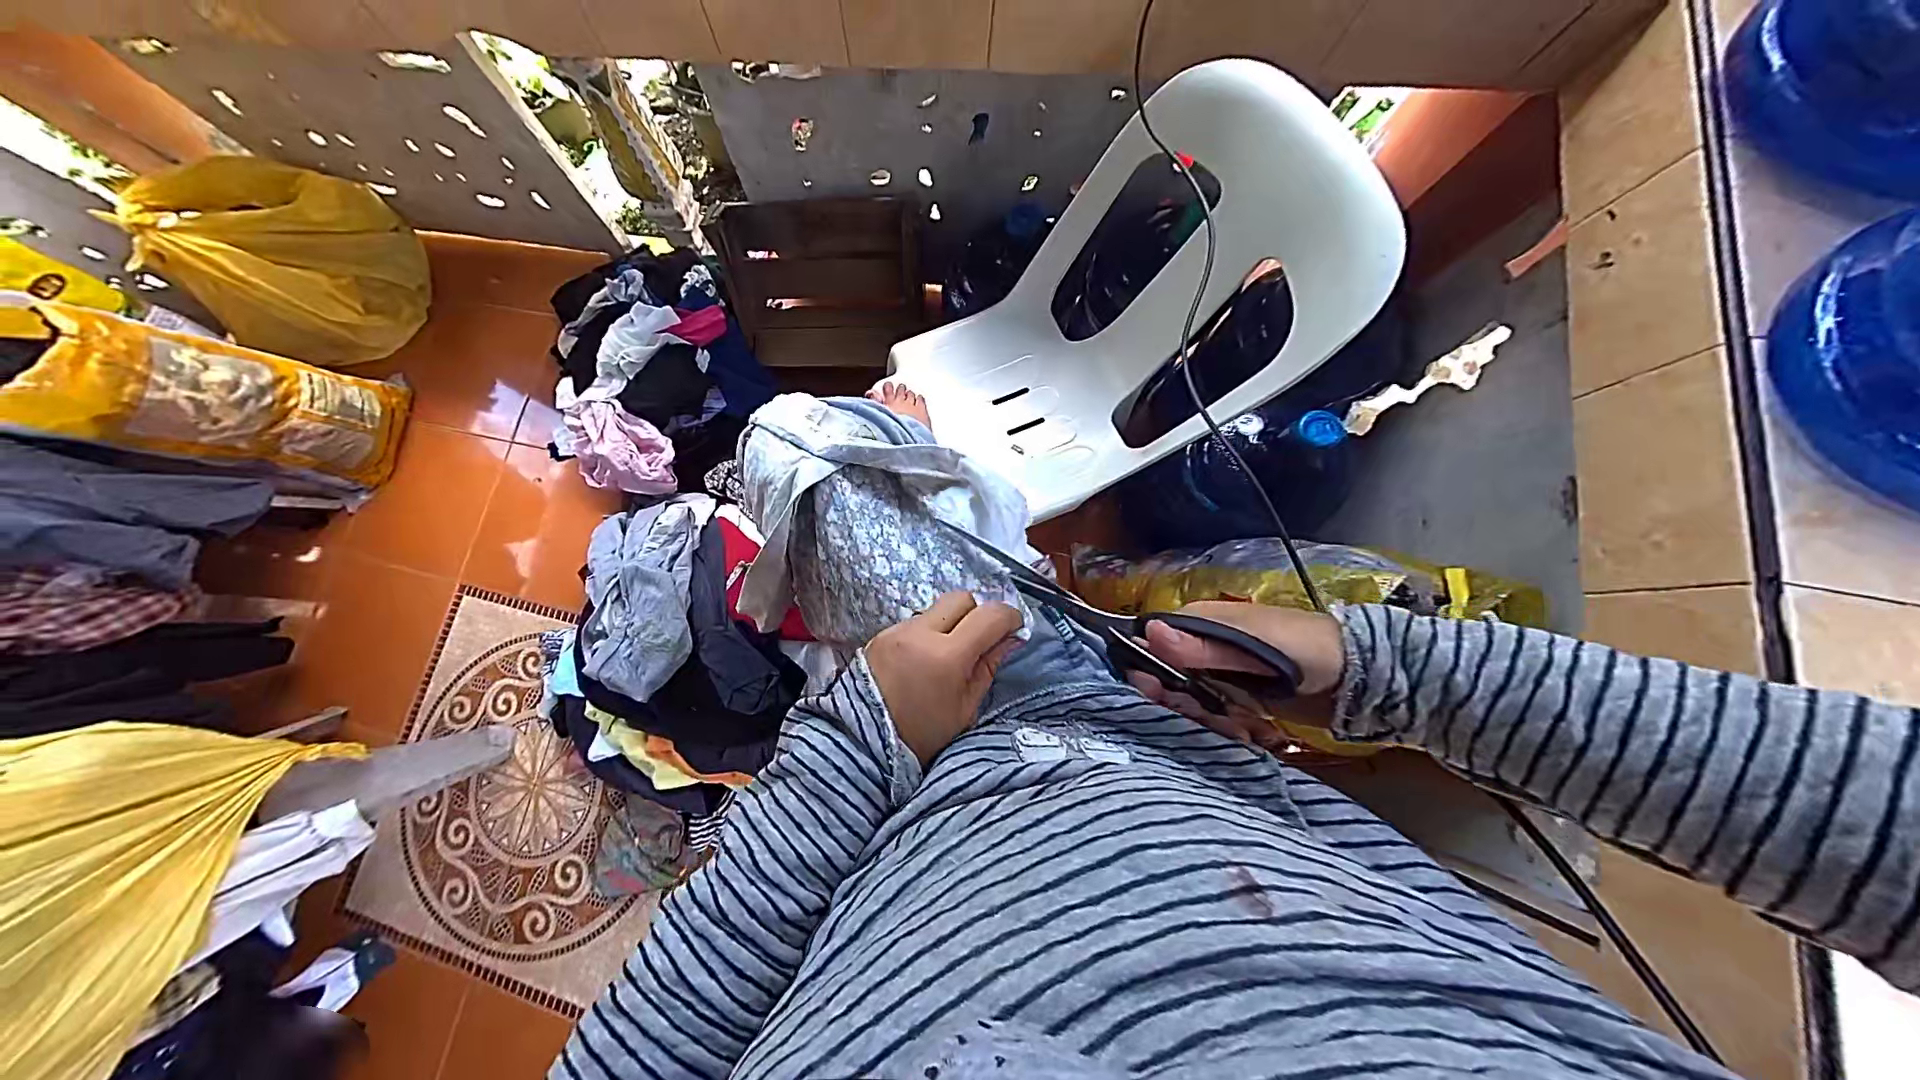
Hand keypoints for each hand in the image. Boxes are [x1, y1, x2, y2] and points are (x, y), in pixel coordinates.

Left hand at [865, 591, 1023, 765]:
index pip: (989, 615)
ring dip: (950, 624)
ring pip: (935, 609)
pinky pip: (914, 622)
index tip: (1014, 629)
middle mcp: (919, 634)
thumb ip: (988, 666)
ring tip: (947, 655)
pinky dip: (926, 634)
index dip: (1009, 617)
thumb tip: (1010, 638)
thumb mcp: (965, 709)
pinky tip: (923, 660)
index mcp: (946, 657)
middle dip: (977, 613)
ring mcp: (895, 632)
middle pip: (961, 598)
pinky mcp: (879, 635)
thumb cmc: (922, 736)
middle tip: (980, 639)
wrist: (864, 747)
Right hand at [1127, 601, 1344, 746]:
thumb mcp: (1254, 645)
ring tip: (1241, 730)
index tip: (1158, 695)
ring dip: (1209, 720)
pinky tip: (1250, 733)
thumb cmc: (1307, 650)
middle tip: (1214, 719)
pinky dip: (1227, 728)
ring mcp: (1219, 673)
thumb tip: (1148, 633)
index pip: (1153, 644)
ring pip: (1189, 701)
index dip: (1150, 671)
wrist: (1360, 677)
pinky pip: (1214, 715)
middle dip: (1183, 703)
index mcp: (1200, 622)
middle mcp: (1203, 647)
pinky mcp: (1236, 698)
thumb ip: (1201, 646)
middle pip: (1168, 678)